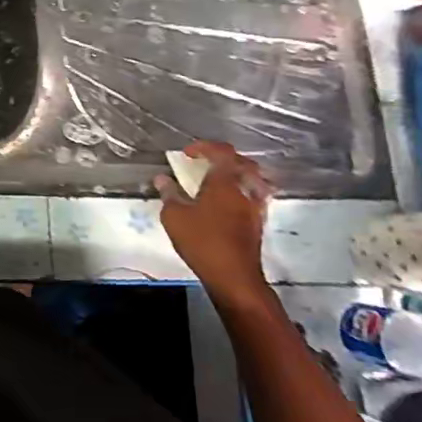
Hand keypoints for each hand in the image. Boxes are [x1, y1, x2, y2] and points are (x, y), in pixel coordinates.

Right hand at [158, 141, 270, 299]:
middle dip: (222, 158)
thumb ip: (169, 194)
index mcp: (225, 182)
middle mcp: (246, 188)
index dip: (204, 147)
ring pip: (252, 177)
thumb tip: (162, 179)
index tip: (186, 153)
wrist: (233, 273)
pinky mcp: (258, 219)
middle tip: (202, 163)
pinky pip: (253, 193)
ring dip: (234, 173)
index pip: (222, 152)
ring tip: (215, 179)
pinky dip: (240, 188)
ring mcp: (256, 204)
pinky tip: (226, 199)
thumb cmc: (201, 240)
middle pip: (242, 162)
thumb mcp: (174, 216)